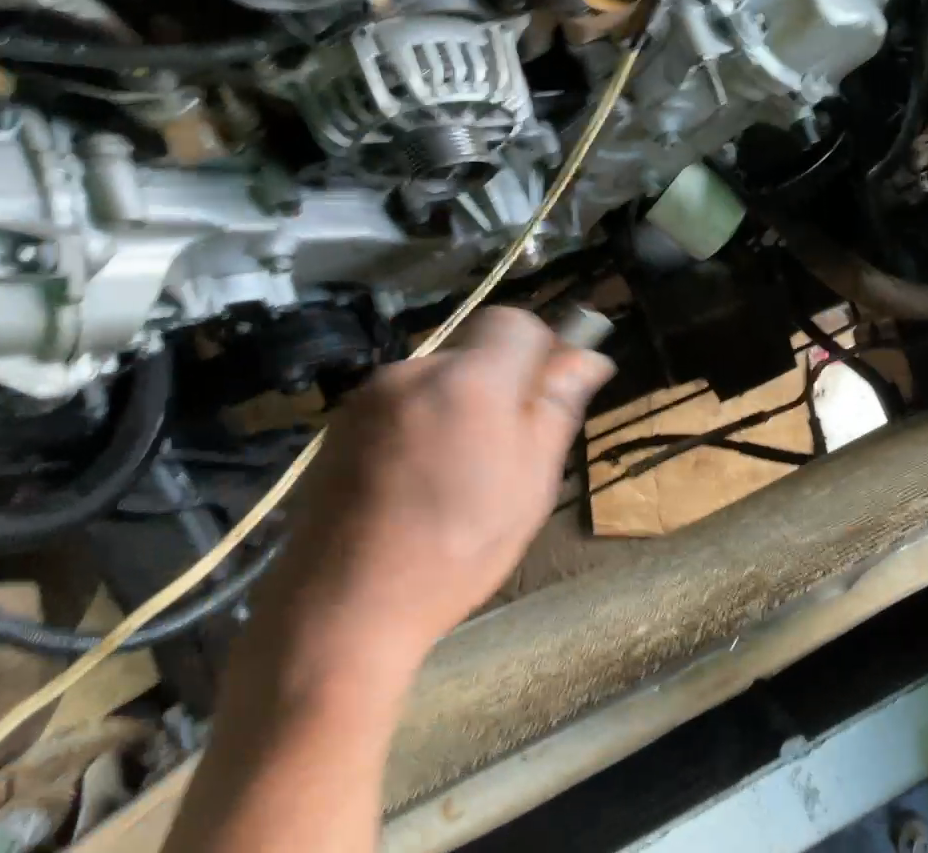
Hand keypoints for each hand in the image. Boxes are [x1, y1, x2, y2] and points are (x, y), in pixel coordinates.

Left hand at [255, 307, 615, 668]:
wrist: (344, 605)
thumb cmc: (458, 548)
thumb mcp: (531, 482)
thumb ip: (557, 407)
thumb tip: (587, 358)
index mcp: (471, 381)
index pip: (517, 322)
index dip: (544, 349)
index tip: (551, 394)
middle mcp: (416, 371)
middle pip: (477, 353)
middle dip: (502, 386)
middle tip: (509, 451)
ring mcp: (370, 396)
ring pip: (440, 381)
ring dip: (460, 406)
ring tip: (458, 474)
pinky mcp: (340, 424)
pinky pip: (402, 404)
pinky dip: (422, 424)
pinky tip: (417, 481)